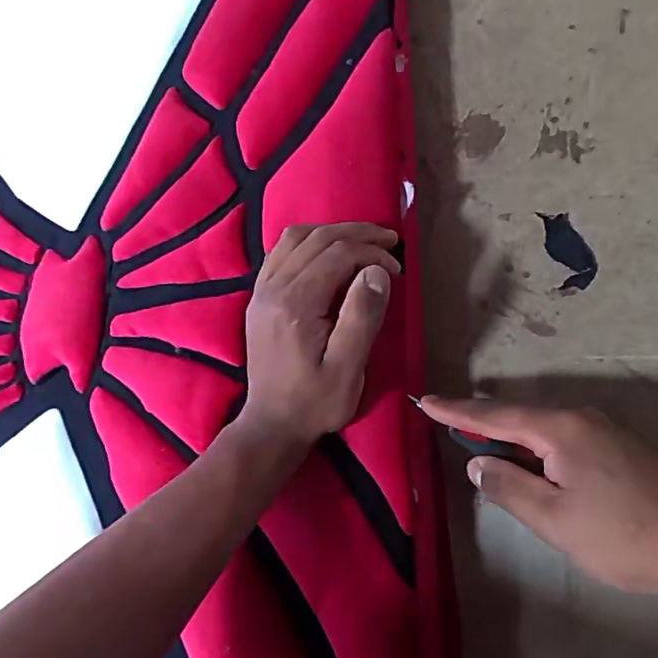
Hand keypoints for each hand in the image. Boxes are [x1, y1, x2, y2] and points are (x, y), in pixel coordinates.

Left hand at [239, 223, 399, 446]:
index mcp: (296, 303)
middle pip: (316, 238)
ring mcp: (261, 291)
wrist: (273, 424)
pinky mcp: (260, 298)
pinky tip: (328, 251)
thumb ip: (362, 317)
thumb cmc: (316, 401)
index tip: (397, 270)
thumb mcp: (348, 368)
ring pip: (295, 239)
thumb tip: (377, 271)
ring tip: (363, 240)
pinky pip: (281, 252)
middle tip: (390, 239)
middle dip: (357, 234)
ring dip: (332, 232)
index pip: (337, 254)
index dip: (372, 253)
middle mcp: (273, 288)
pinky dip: (309, 242)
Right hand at [418, 397, 657, 607]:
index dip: (459, 410)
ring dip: (513, 435)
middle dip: (484, 418)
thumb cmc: (620, 536)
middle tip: (447, 418)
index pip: (498, 415)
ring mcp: (608, 434)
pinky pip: (567, 440)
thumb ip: (510, 487)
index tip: (425, 400)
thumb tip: (479, 463)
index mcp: (563, 429)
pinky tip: (533, 460)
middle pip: (523, 415)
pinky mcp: (623, 451)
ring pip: (547, 428)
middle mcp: (585, 420)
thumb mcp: (553, 519)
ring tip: (482, 439)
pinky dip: (539, 447)